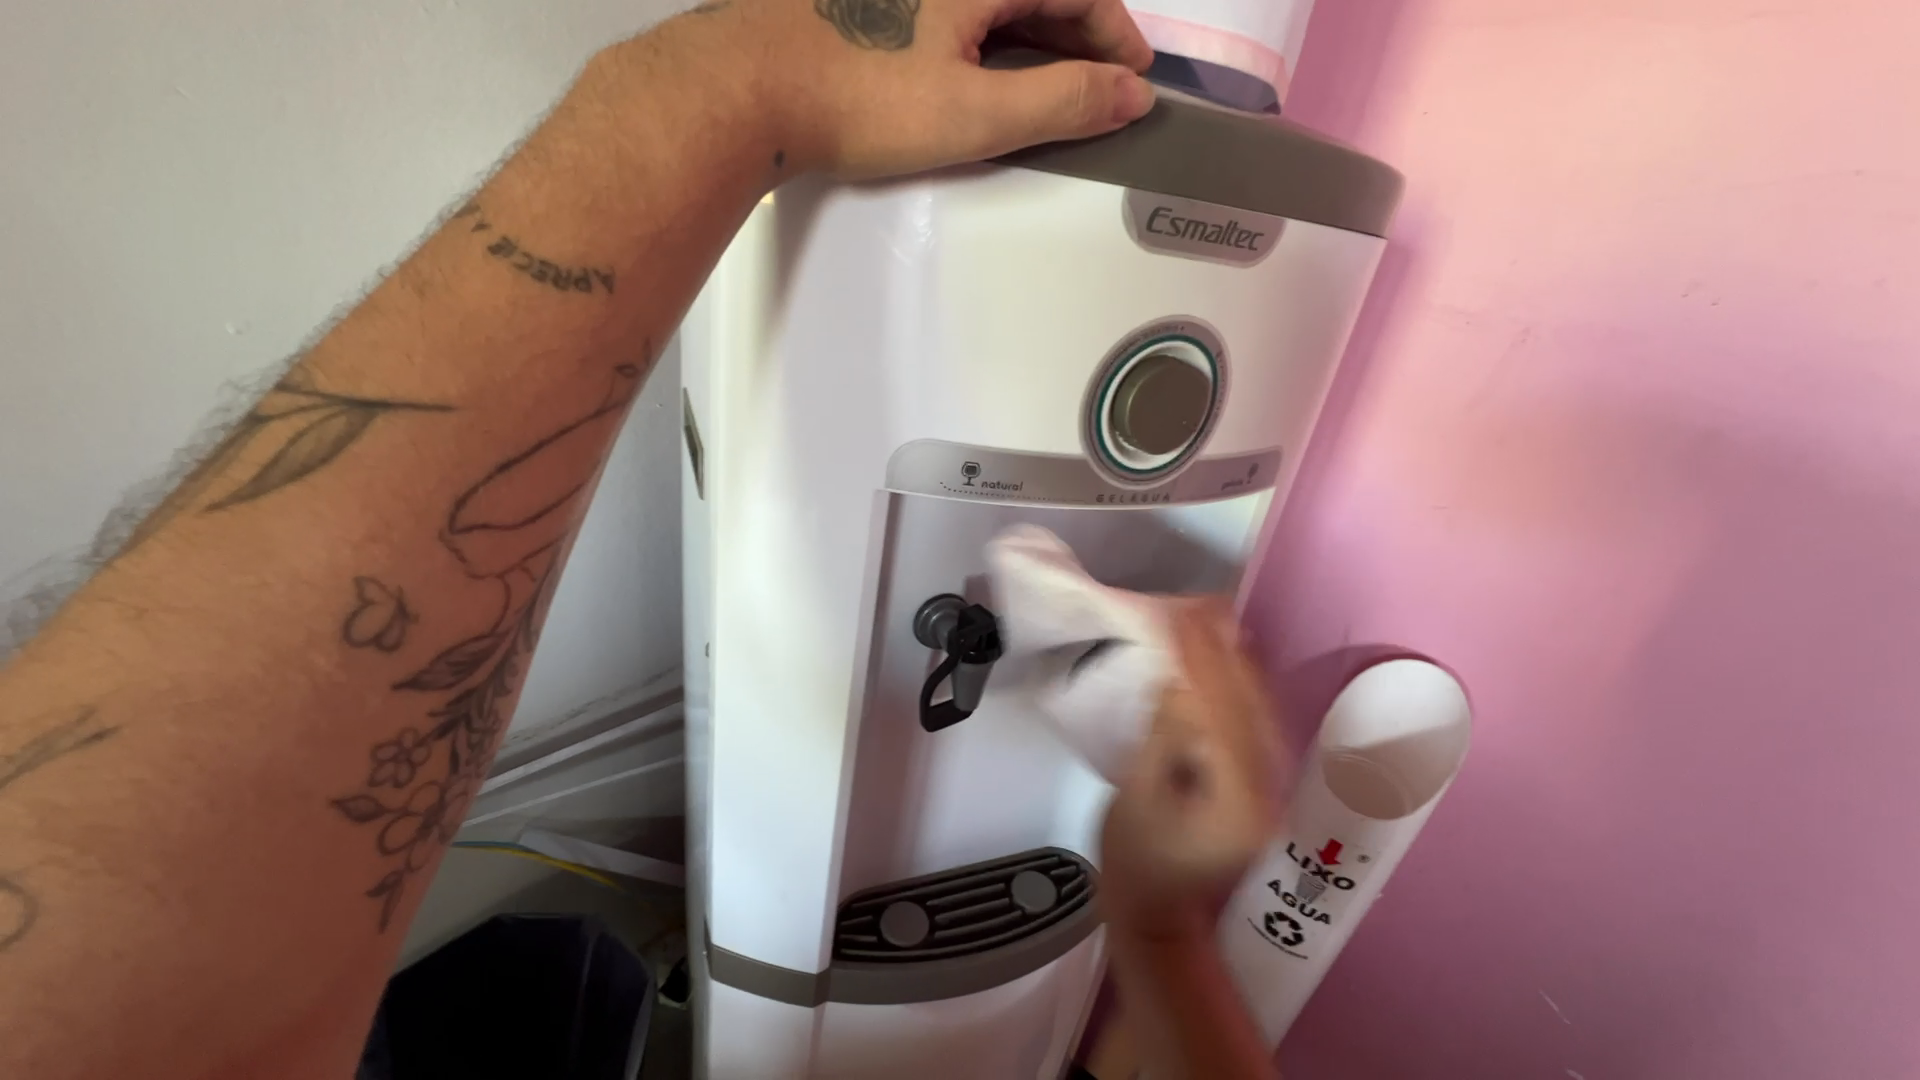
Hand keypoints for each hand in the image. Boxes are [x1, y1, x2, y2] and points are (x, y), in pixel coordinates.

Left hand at [647, 0, 1157, 178]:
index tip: (1136, 76)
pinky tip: (988, 73)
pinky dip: (989, 42)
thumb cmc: (861, 98)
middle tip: (1104, 86)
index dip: (1115, 32)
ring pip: (995, 4)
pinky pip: (957, 16)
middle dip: (1079, 36)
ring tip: (1056, 87)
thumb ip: (1060, 102)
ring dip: (1035, 40)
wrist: (751, 89)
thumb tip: (1129, 96)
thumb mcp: (974, 112)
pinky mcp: (877, 4)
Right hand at [1100, 600, 1282, 943]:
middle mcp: (1264, 790)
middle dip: (1223, 652)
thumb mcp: (1135, 797)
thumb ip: (1161, 737)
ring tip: (1217, 621)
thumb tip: (1175, 681)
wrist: (1156, 909)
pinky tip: (1232, 662)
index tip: (1180, 617)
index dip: (1199, 660)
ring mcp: (1267, 789)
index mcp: (1232, 797)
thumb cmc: (1132, 859)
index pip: (1217, 711)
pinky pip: (1257, 725)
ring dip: (1237, 664)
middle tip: (1202, 604)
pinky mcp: (1259, 786)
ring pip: (1257, 712)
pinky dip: (1243, 688)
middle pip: (1246, 706)